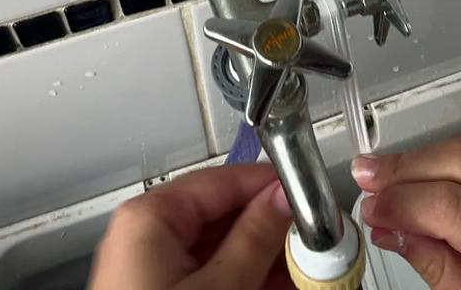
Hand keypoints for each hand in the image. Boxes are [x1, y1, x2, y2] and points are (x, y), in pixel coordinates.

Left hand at [89, 163, 295, 289]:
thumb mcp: (221, 288)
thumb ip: (256, 238)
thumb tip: (280, 201)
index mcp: (150, 218)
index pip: (223, 180)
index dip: (269, 188)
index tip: (307, 197)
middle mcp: (146, 239)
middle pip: (223, 216)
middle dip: (272, 232)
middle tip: (314, 244)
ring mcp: (153, 273)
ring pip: (221, 251)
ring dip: (265, 262)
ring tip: (306, 274)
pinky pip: (211, 280)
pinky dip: (245, 284)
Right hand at [353, 135, 460, 289]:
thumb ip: (439, 267)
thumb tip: (391, 227)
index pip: (453, 205)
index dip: (402, 201)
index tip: (372, 209)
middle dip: (405, 166)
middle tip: (367, 178)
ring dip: (422, 156)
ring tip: (386, 174)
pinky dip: (449, 155)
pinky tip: (424, 170)